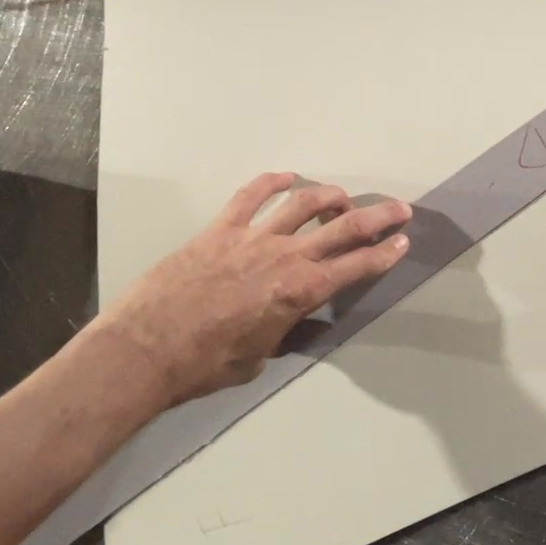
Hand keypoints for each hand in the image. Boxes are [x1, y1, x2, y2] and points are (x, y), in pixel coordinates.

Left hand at [92, 173, 411, 406]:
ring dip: (330, 195)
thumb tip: (297, 320)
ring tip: (342, 197)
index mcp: (301, 291)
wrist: (142, 353)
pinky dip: (273, 182)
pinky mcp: (220, 229)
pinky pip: (251, 195)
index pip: (357, 266)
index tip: (403, 242)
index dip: (386, 253)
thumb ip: (285, 329)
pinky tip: (287, 178)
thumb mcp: (260, 357)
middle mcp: (286, 257)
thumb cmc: (203, 366)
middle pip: (344, 226)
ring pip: (304, 202)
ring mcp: (253, 238)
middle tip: (399, 209)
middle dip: (379, 216)